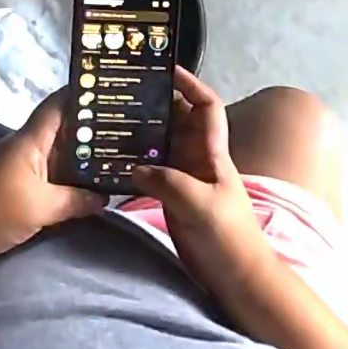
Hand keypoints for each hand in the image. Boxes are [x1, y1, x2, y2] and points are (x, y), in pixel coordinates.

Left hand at [0, 90, 105, 258]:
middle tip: (125, 126)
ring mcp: (21, 163)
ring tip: (116, 152)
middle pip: (62, 128)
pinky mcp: (18, 181)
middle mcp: (26, 145)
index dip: (81, 94)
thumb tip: (104, 196)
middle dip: (91, 127)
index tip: (109, 88)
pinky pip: (50, 170)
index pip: (57, 106)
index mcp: (29, 140)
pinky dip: (69, 172)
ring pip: (57, 150)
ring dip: (81, 152)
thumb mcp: (40, 208)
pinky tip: (88, 180)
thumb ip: (74, 200)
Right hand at [131, 68, 271, 282]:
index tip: (166, 70)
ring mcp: (183, 176)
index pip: (206, 106)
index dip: (191, 84)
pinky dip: (133, 159)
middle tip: (123, 90)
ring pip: (161, 142)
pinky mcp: (171, 194)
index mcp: (212, 152)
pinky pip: (150, 167)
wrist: (237, 278)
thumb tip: (133, 167)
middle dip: (156, 102)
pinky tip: (111, 156)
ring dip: (141, 129)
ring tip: (110, 117)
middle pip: (177, 119)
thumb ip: (167, 181)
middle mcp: (197, 158)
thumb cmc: (228, 237)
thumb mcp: (200, 205)